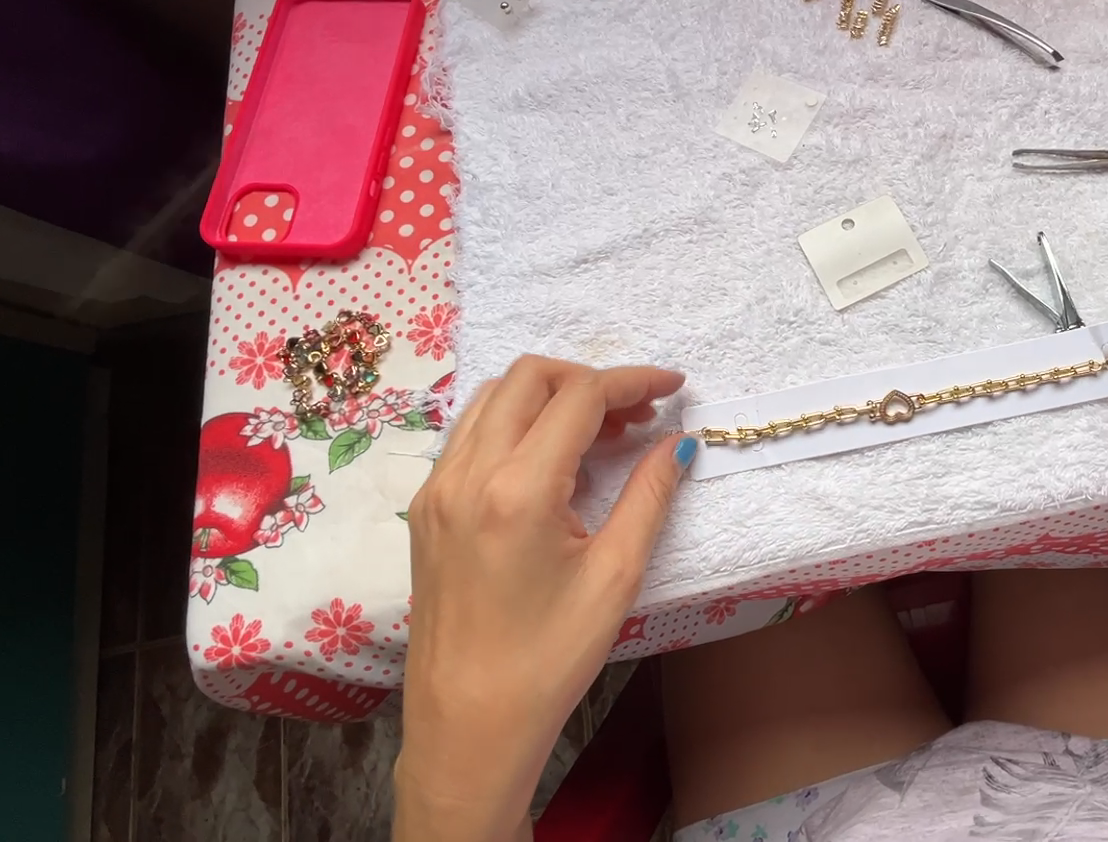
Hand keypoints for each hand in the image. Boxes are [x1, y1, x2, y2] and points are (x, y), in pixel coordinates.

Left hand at [394, 356, 696, 841]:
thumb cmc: (550, 659)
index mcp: (516, 490)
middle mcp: (466, 474)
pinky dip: (520, 421)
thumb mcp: (616, 575)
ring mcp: (438, 487)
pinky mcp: (427, 506)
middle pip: (530, 377)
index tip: (673, 387)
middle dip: (591, 381)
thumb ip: (651, 494)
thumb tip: (680, 442)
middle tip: (637, 414)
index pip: (580, 397)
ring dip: (553, 396)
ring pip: (496, 397)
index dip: (633, 381)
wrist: (468, 729)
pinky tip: (555, 460)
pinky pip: (474, 432)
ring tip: (602, 432)